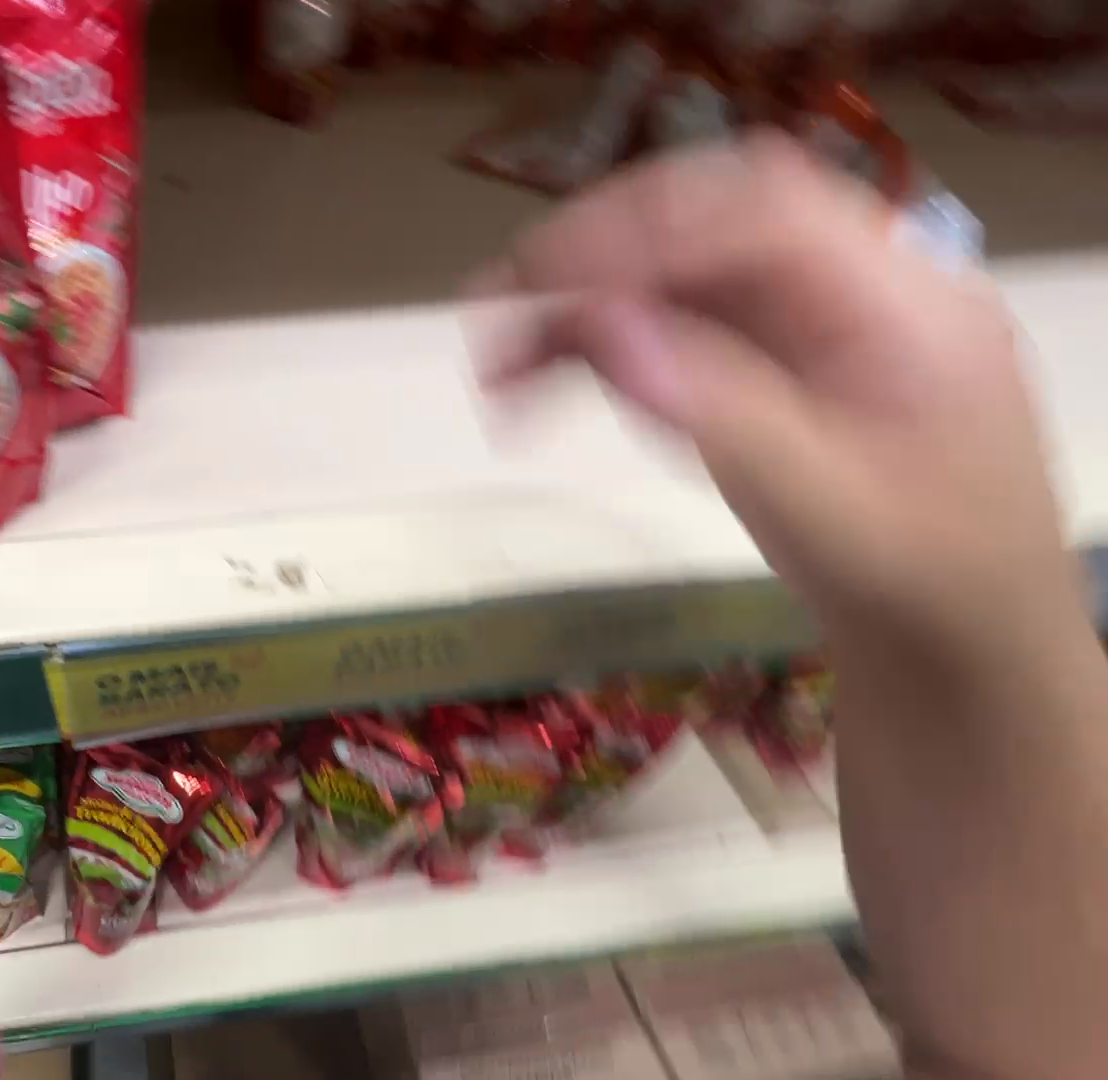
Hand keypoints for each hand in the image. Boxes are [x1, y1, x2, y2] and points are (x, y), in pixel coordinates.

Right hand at [474, 131, 1081, 651]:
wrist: (940, 616)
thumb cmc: (904, 565)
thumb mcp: (816, 497)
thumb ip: (710, 405)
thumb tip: (598, 326)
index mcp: (896, 302)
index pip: (757, 218)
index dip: (637, 237)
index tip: (535, 285)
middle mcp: (840, 285)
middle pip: (705, 219)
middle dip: (590, 251)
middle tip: (495, 301)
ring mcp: (790, 318)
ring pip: (663, 270)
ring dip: (570, 306)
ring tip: (496, 365)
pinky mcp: (746, 352)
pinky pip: (653, 325)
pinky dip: (582, 348)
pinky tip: (533, 384)